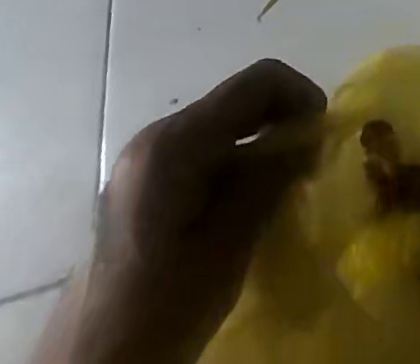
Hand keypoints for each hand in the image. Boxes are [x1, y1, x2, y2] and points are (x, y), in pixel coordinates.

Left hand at [67, 60, 325, 363]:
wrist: (95, 357)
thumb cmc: (164, 305)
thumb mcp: (228, 246)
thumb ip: (267, 180)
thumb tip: (306, 137)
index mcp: (175, 142)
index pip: (252, 84)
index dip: (298, 93)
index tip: (324, 131)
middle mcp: (156, 133)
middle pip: (235, 98)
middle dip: (282, 116)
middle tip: (313, 158)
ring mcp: (146, 153)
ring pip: (220, 122)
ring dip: (260, 138)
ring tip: (289, 179)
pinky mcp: (145, 176)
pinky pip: (202, 147)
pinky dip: (236, 157)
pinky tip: (252, 195)